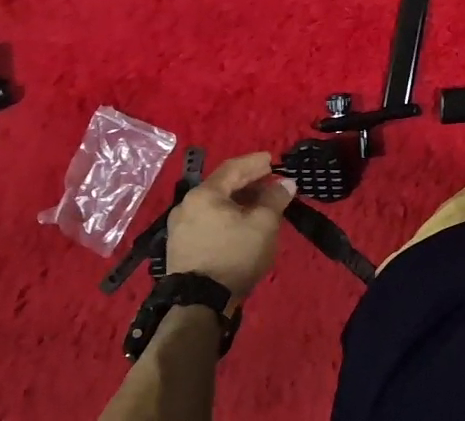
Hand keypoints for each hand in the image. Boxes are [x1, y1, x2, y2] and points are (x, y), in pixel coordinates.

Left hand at [165, 152, 293, 307]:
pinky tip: (241, 223)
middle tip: (270, 181)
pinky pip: (207, 221)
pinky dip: (226, 216)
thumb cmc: (234, 255)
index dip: (255, 162)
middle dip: (248, 182)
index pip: (232, 168)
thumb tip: (286, 183)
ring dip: (238, 200)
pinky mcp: (180, 248)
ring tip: (260, 204)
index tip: (273, 160)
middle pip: (221, 186)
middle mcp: (186, 207)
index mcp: (204, 195)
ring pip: (214, 205)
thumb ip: (275, 198)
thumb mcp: (264, 224)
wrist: (200, 304)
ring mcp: (179, 229)